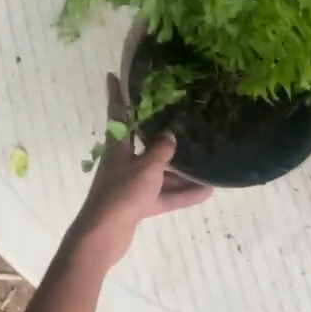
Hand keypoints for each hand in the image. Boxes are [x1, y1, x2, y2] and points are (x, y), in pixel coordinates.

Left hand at [63, 76, 211, 269]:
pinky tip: (206, 192)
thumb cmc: (121, 194)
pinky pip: (163, 195)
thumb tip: (170, 135)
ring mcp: (130, 185)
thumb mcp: (146, 167)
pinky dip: (181, 194)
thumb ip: (160, 150)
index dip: (116, 94)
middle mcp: (123, 163)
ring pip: (159, 172)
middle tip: (181, 118)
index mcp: (118, 147)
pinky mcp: (138, 206)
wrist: (103, 236)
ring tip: (207, 162)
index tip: (112, 75)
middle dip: (162, 134)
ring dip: (180, 171)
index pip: (117, 114)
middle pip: (144, 144)